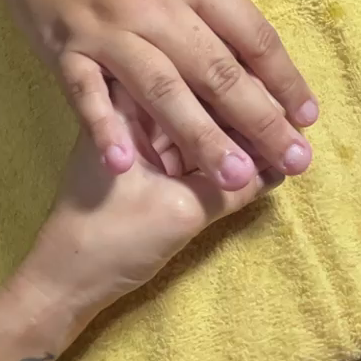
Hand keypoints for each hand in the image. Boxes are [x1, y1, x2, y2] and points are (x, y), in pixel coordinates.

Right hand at [0, 0, 316, 190]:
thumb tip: (252, 54)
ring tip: (235, 178)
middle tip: (295, 162)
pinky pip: (88, 95)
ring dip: (201, 137)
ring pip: (162, 90)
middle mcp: (154, 4)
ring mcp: (108, 29)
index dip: (284, 79)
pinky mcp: (66, 49)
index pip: (251, 34)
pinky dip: (106, 129)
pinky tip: (126, 165)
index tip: (307, 117)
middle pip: (217, 70)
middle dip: (261, 120)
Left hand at [0, 82, 272, 360]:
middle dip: (245, 107)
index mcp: (126, 106)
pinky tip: (258, 159)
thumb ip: (233, 185)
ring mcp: (139, 136)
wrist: (64, 284)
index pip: (191, 76)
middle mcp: (131, 110)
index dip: (242, 85)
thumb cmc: (110, 240)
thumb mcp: (180, 212)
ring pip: (198, 118)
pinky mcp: (147, 161)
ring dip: (236, 130)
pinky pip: (191, 144)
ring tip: (286, 138)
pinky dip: (221, 150)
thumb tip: (284, 162)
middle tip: (296, 121)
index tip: (287, 100)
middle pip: (198, 93)